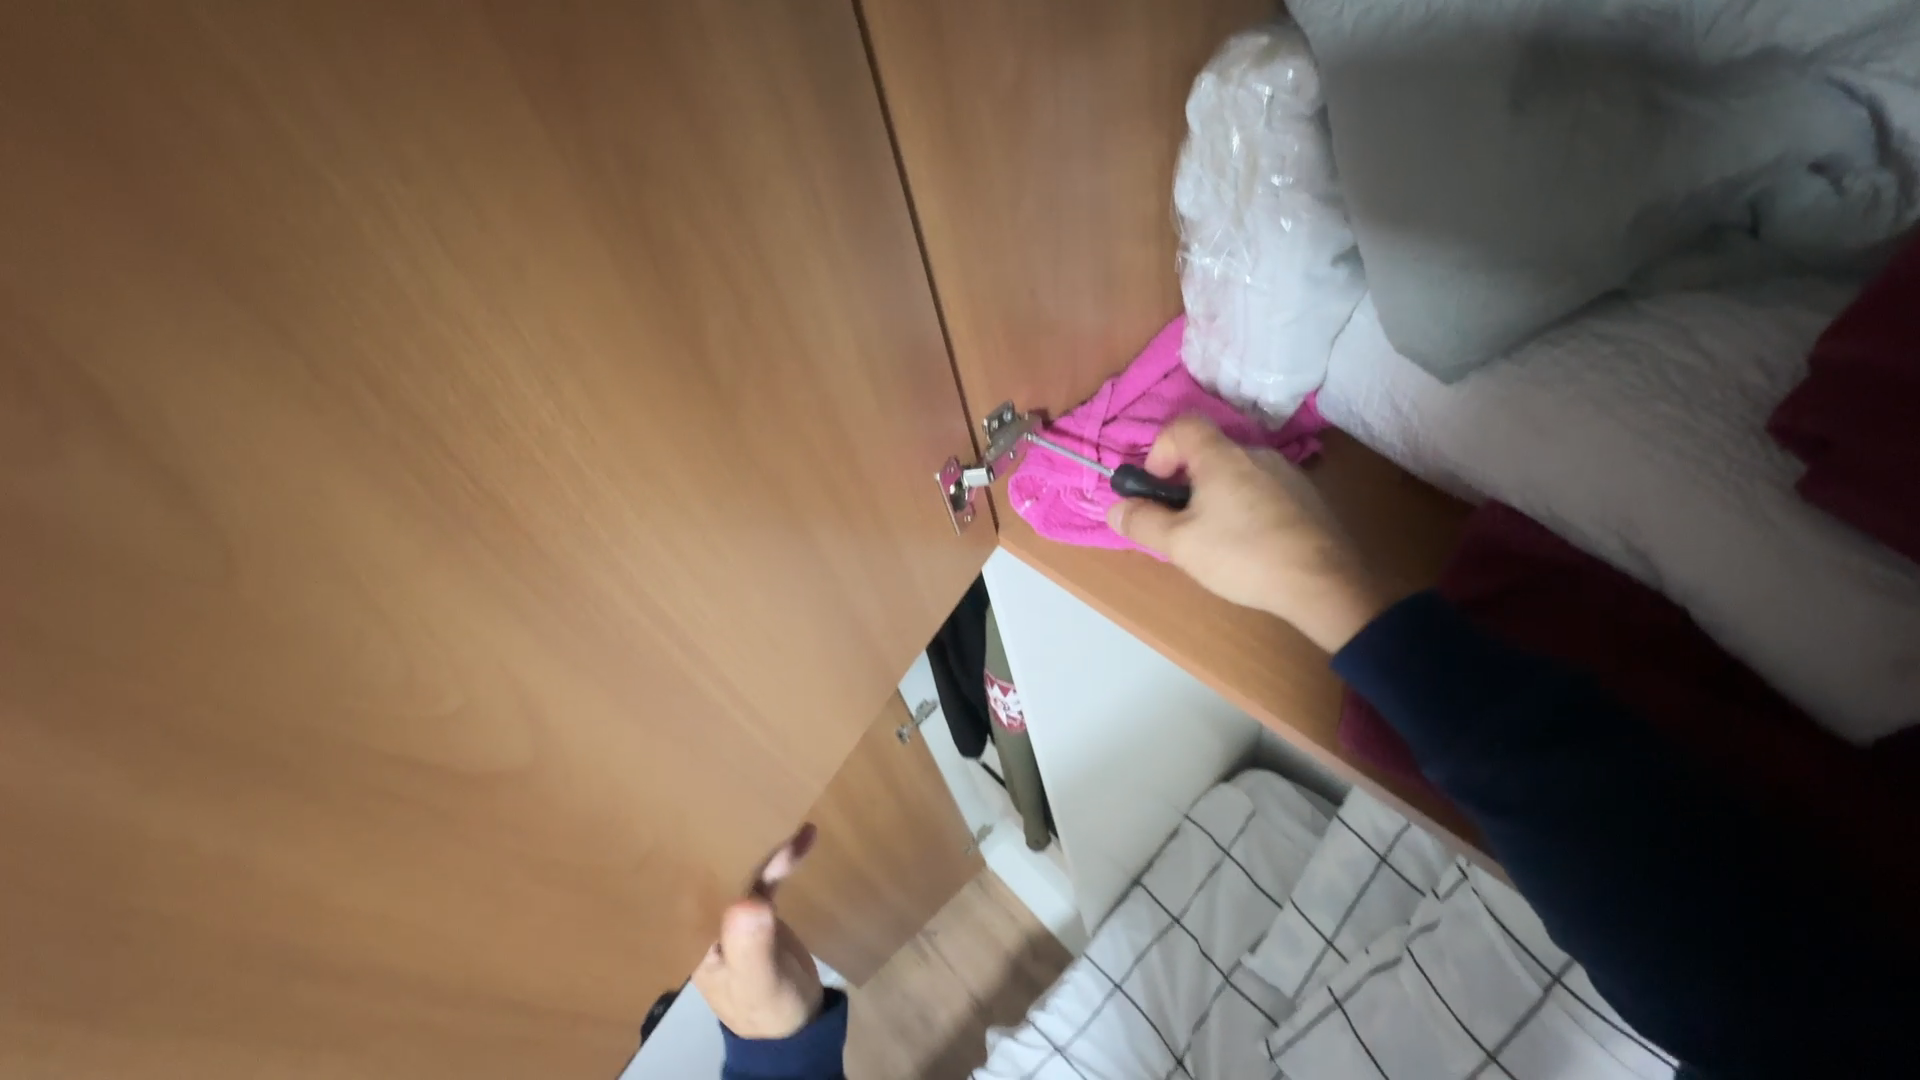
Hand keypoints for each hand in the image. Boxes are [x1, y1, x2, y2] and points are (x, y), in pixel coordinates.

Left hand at [692, 824, 825, 1039]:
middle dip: (722, 838)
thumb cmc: (768, 1007)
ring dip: (760, 842)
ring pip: (743, 868)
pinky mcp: (760, 909)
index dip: (689, 856)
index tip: (697, 819)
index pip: (687, 890)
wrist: (797, 1022)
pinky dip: (786, 856)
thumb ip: (751, 947)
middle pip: (713, 871)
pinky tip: (806, 834)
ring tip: (778, 809)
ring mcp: (735, 913)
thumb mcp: (759, 982)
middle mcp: (709, 920)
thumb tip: (748, 902)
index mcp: (695, 939)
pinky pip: (770, 876)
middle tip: (735, 796)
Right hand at [1106, 416, 1392, 652]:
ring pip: (1234, 475)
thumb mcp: (1178, 544)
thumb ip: (1141, 522)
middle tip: (1180, 525)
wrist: (1324, 583)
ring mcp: (1286, 474)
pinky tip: (1249, 547)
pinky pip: (1260, 492)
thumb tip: (1116, 507)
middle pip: (1207, 453)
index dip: (1159, 451)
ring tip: (1215, 542)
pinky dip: (1244, 509)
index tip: (1158, 489)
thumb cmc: (1243, 555)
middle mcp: (1255, 454)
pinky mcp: (1306, 498)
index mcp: (1221, 456)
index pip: (1181, 425)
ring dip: (1214, 498)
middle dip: (1184, 484)